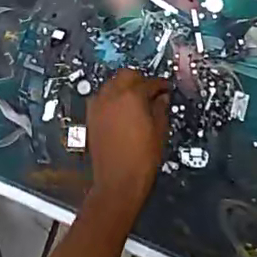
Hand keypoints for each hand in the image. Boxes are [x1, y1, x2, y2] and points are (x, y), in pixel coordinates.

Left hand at [85, 69, 169, 214]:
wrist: (118, 181)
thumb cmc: (141, 159)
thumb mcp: (159, 132)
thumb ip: (160, 109)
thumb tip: (162, 97)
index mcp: (131, 96)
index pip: (149, 82)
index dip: (160, 85)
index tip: (166, 89)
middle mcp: (112, 95)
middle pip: (127, 75)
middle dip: (140, 80)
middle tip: (151, 91)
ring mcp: (98, 104)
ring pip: (112, 83)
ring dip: (124, 86)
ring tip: (136, 100)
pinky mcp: (91, 115)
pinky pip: (102, 96)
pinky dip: (112, 97)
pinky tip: (121, 109)